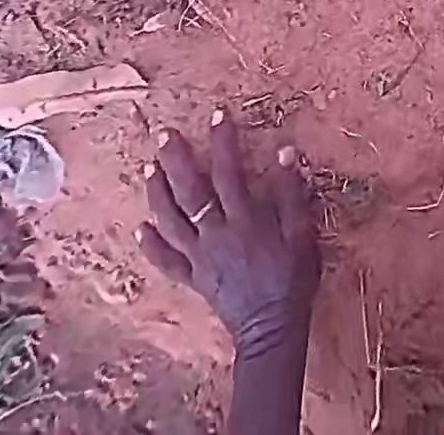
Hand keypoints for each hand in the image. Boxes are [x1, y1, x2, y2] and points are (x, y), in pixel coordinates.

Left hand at [137, 110, 320, 359]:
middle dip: (176, 160)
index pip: (229, 172)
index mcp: (244, 220)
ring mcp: (200, 258)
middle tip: (164, 134)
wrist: (273, 329)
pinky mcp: (194, 279)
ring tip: (148, 168)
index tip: (219, 114)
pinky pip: (167, 261)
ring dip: (158, 193)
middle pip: (189, 192)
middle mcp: (215, 235)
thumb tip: (286, 151)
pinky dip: (151, 245)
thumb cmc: (292, 278)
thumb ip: (292, 192)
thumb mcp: (302, 233)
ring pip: (171, 221)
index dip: (223, 141)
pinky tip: (140, 229)